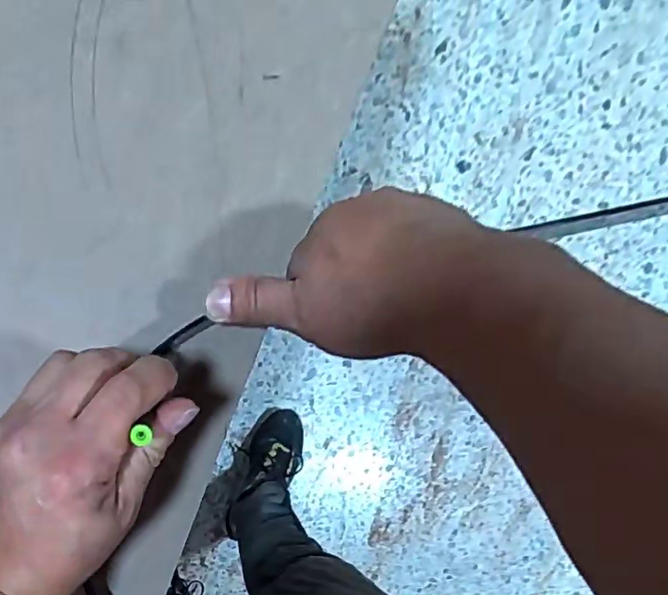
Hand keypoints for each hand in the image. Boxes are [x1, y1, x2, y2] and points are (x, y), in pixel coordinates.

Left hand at [0, 348, 199, 594]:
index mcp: (80, 459)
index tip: (170, 382)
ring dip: (96, 368)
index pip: (127, 387)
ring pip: (64, 362)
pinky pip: (40, 382)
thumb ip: (152, 449)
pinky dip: (67, 383)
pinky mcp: (0, 424)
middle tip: (144, 388)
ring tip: (111, 396)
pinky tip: (78, 410)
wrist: (11, 568)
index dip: (158, 375)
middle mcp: (42, 432)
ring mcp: (14, 424)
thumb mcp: (125, 507)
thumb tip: (182, 406)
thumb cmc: (73, 548)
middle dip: (129, 365)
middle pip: (94, 362)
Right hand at [203, 188, 504, 358]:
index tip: (332, 317)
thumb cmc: (371, 306)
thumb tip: (209, 296)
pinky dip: (413, 263)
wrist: (457, 294)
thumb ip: (256, 302)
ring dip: (379, 271)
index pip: (302, 266)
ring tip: (393, 304)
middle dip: (345, 279)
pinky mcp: (444, 217)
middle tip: (361, 313)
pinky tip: (420, 289)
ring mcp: (407, 206)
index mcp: (324, 227)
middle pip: (339, 251)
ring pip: (377, 246)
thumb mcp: (301, 313)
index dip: (313, 297)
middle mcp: (362, 205)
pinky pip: (414, 242)